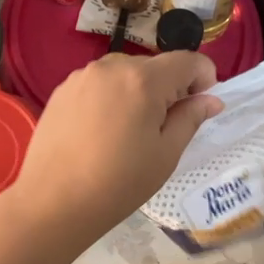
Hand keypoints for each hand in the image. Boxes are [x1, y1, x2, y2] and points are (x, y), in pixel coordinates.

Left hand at [7, 53, 223, 240]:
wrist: (53, 202)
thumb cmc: (119, 183)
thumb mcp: (165, 154)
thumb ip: (190, 118)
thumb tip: (210, 99)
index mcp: (143, 79)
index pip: (188, 60)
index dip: (204, 79)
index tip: (199, 108)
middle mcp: (111, 66)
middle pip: (154, 66)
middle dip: (168, 89)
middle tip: (162, 130)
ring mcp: (82, 76)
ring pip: (124, 74)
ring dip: (137, 93)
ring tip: (127, 134)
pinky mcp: (61, 91)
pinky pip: (99, 85)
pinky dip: (110, 99)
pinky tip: (101, 134)